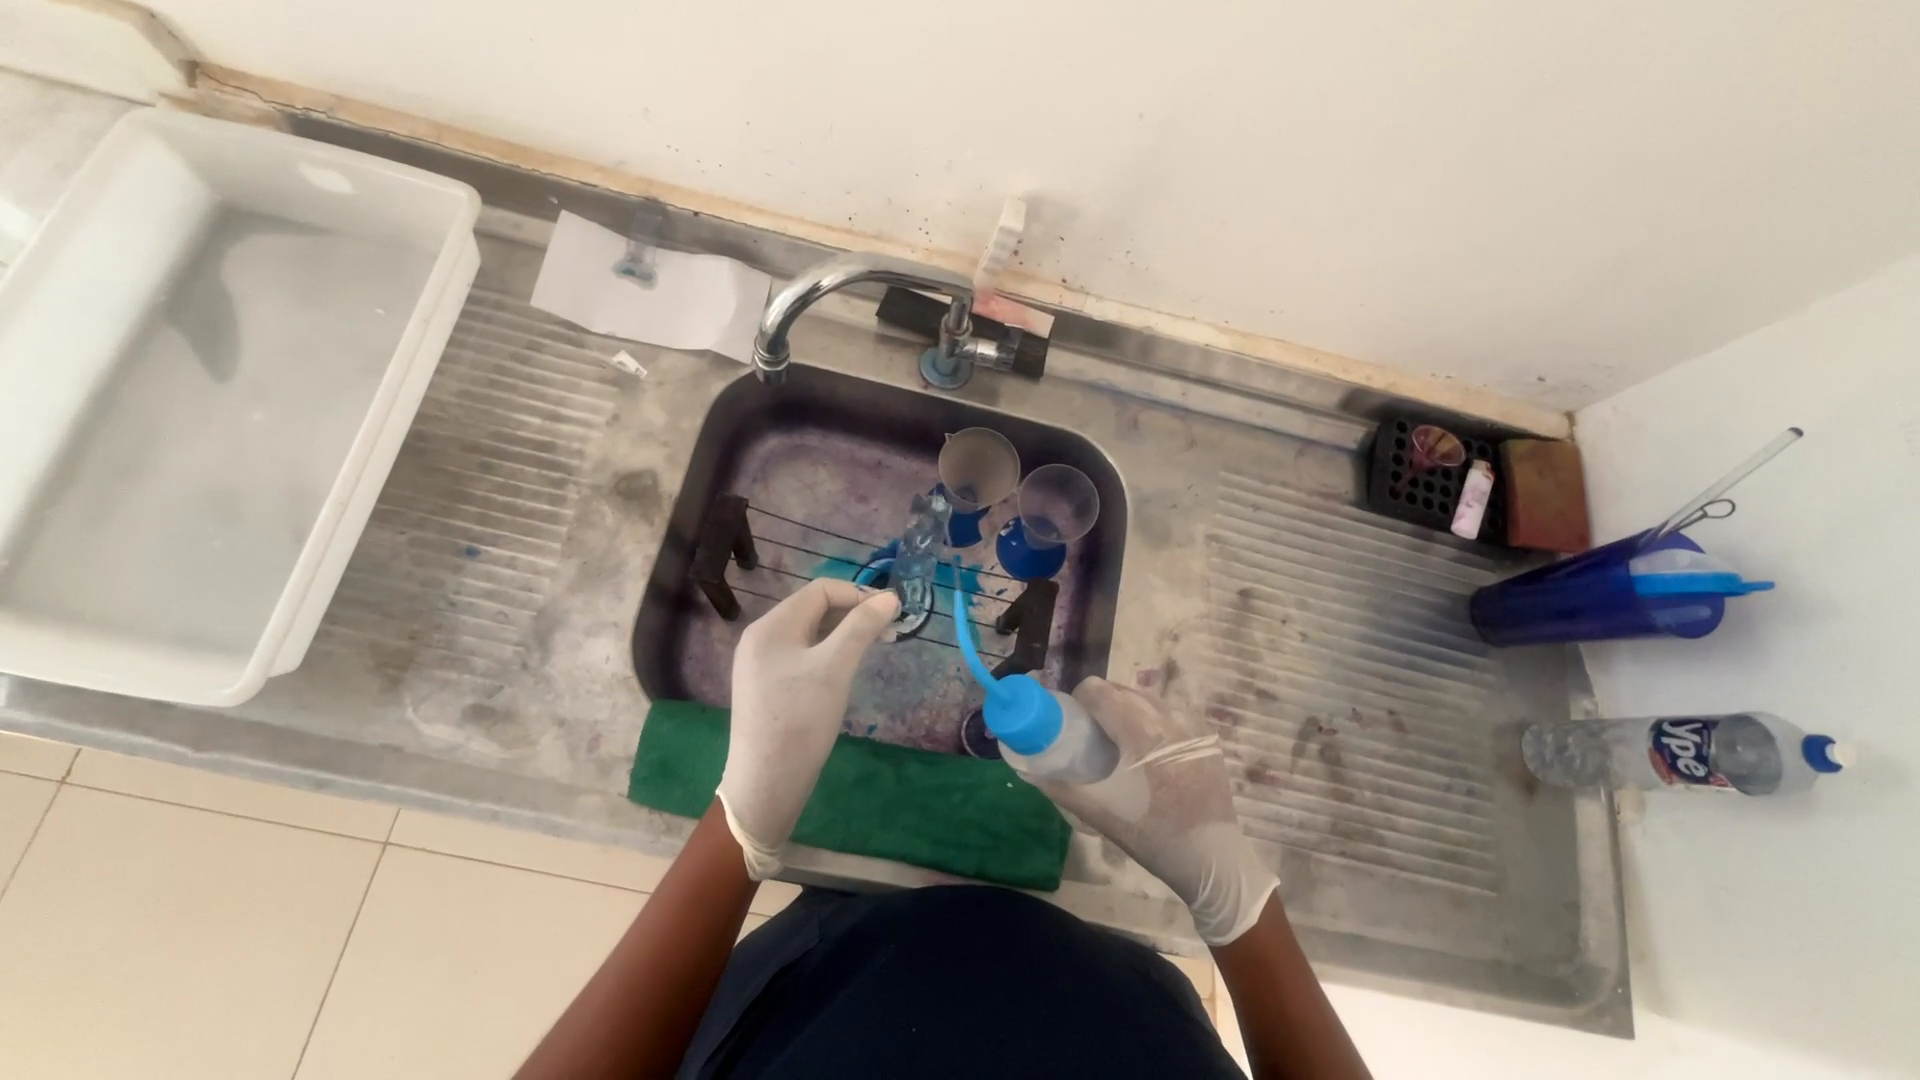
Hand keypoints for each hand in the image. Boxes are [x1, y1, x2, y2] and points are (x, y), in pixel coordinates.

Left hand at [716, 579, 899, 878]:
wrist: (765, 784)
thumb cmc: (800, 720)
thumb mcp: (835, 668)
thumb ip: (861, 628)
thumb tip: (890, 597)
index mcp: (772, 626)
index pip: (821, 590)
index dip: (859, 594)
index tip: (893, 614)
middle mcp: (761, 638)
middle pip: (814, 609)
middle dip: (854, 614)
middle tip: (890, 633)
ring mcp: (761, 664)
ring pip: (810, 634)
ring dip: (844, 634)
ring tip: (875, 649)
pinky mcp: (766, 687)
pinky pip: (802, 656)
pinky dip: (829, 654)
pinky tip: (846, 671)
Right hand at [1033, 677, 1278, 945]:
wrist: (1212, 860)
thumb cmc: (1152, 834)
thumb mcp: (1100, 812)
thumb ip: (1062, 788)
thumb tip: (1029, 771)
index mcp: (1140, 730)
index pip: (1100, 690)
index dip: (1080, 698)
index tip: (1073, 719)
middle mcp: (1169, 717)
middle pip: (1124, 690)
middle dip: (1103, 702)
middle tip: (1092, 732)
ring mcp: (1193, 726)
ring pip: (1151, 699)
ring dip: (1130, 708)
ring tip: (1121, 738)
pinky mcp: (1208, 739)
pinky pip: (1174, 713)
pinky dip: (1156, 719)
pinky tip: (1152, 747)